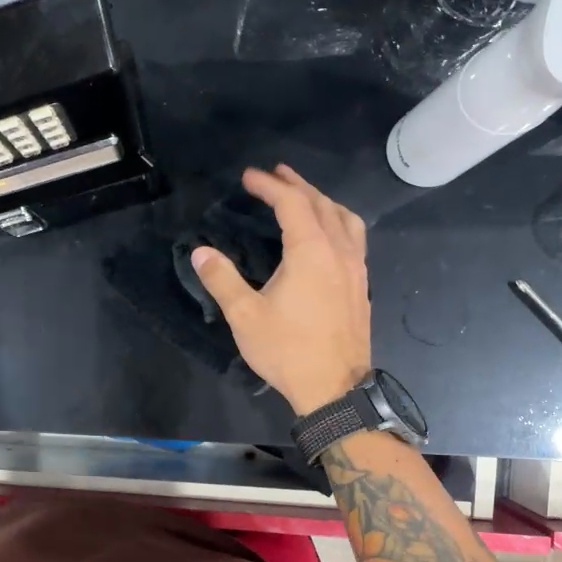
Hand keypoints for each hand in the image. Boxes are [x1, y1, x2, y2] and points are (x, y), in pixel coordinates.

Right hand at [190, 165, 369, 414]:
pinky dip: (337, 222)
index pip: (292, 204)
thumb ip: (222, 279)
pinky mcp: (361, 285)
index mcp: (311, 252)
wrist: (334, 387)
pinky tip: (327, 235)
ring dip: (323, 201)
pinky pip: (354, 238)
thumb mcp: (245, 316)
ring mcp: (356, 268)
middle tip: (275, 174)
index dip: (270, 186)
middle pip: (321, 204)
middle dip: (297, 185)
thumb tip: (201, 252)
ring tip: (305, 197)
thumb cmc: (287, 350)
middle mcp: (339, 251)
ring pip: (345, 219)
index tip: (249, 176)